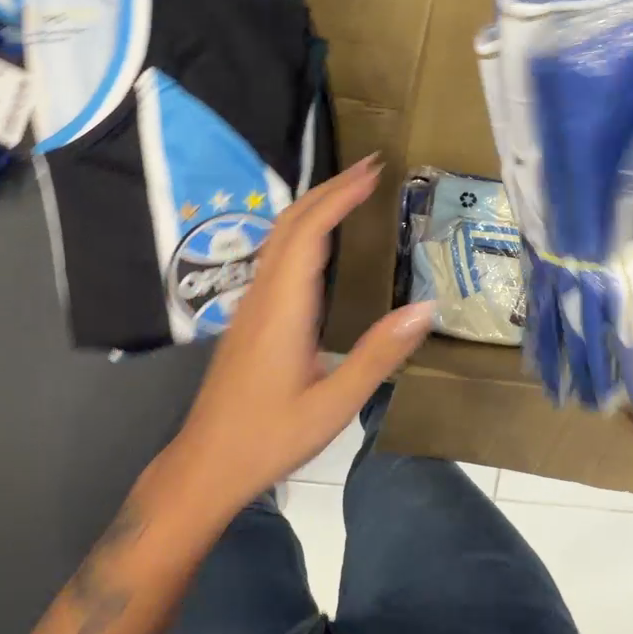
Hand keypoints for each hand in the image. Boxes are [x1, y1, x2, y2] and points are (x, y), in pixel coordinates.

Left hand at [166, 155, 432, 517]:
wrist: (204, 467)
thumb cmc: (269, 438)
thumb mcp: (335, 404)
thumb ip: (379, 354)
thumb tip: (427, 307)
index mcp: (283, 310)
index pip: (309, 233)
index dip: (340, 196)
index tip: (373, 170)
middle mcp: (263, 296)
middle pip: (290, 223)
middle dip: (329, 188)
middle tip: (371, 167)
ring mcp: (250, 305)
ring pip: (279, 236)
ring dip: (315, 204)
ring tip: (354, 190)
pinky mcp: (249, 317)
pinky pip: (276, 255)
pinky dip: (304, 229)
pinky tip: (324, 239)